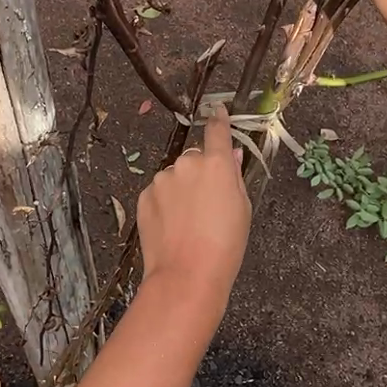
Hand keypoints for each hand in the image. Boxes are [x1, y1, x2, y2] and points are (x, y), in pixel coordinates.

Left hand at [135, 105, 250, 310]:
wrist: (187, 275)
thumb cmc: (225, 245)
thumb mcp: (242, 209)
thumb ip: (234, 177)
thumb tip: (231, 155)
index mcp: (216, 164)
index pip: (217, 131)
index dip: (218, 121)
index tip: (217, 112)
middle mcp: (186, 164)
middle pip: (195, 159)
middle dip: (200, 173)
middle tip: (207, 204)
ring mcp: (162, 179)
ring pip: (175, 177)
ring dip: (181, 189)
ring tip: (188, 221)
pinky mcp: (144, 196)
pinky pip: (159, 193)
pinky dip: (165, 204)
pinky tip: (173, 227)